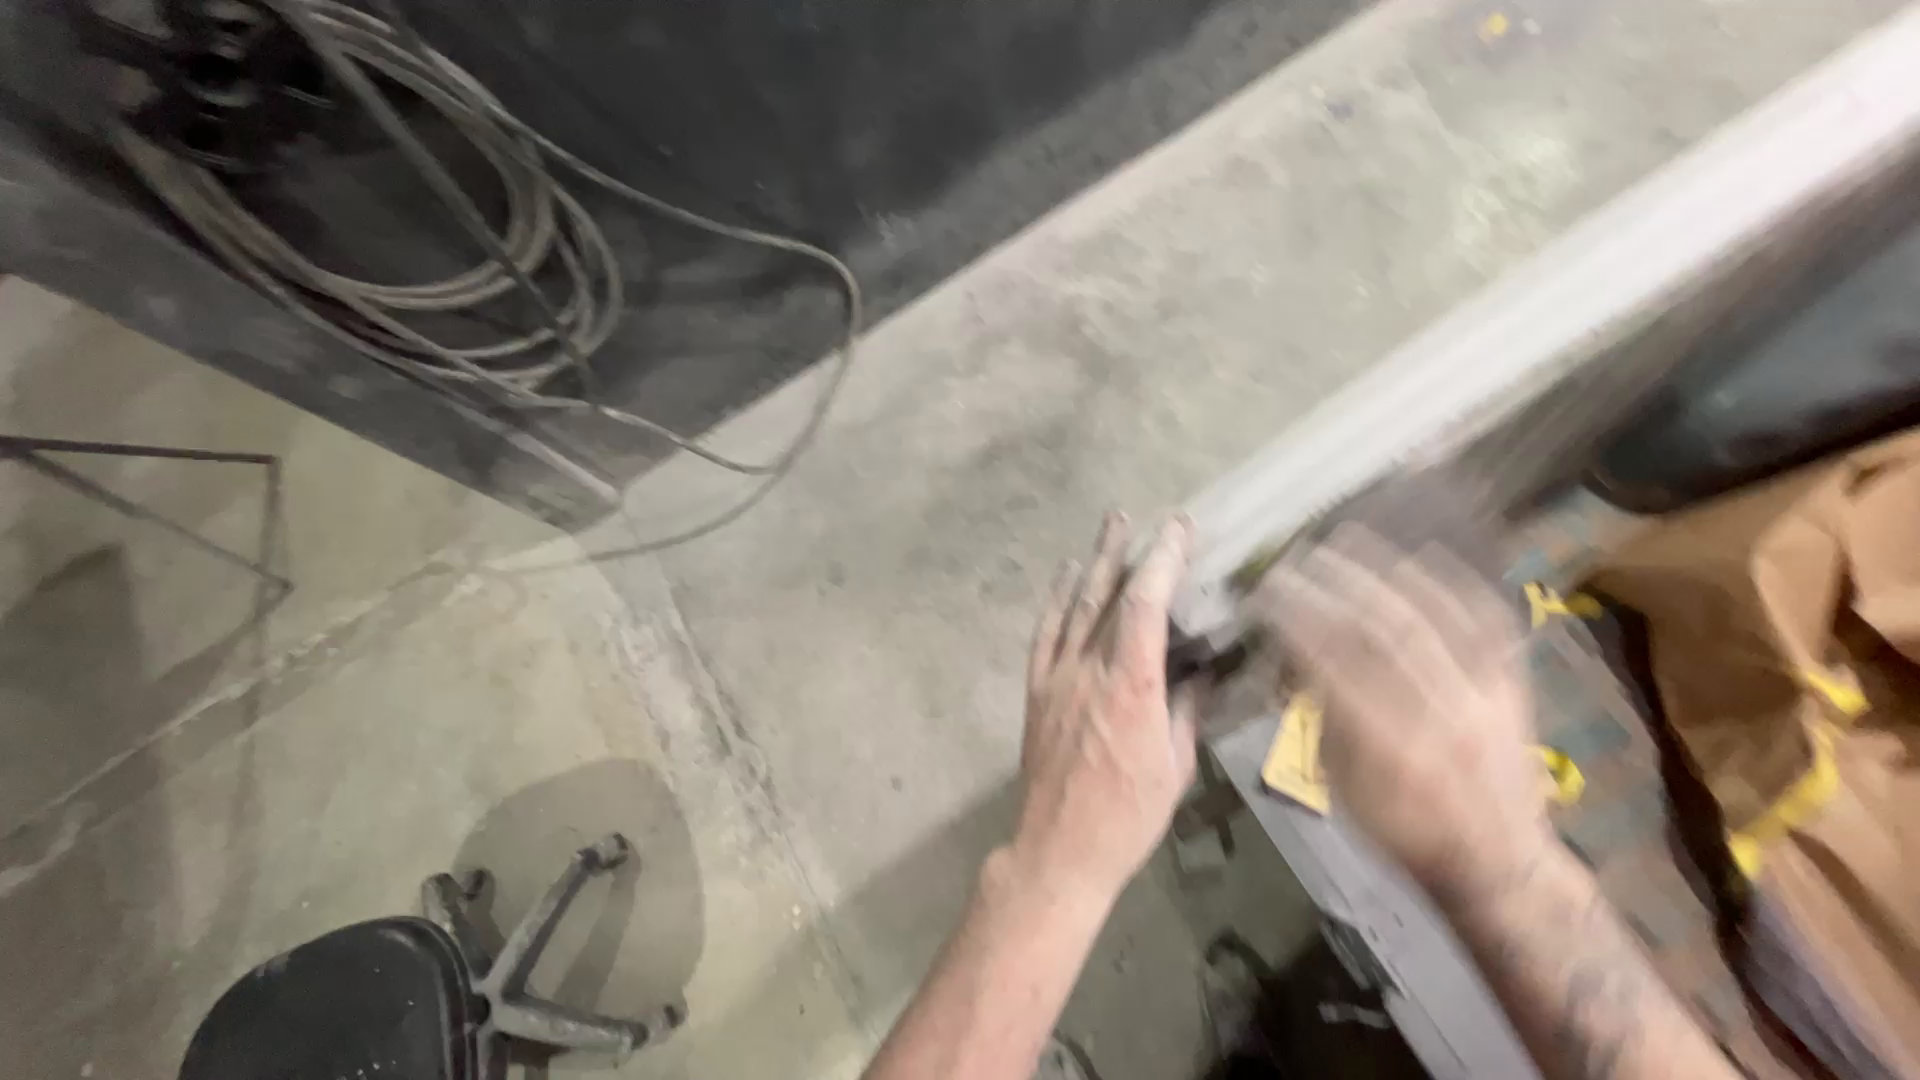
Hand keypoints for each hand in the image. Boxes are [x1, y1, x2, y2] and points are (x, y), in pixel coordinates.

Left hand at [1010, 513, 1201, 904]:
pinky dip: (1057, 601)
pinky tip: (1066, 579)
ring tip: (1106, 531)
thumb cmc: (1128, 816)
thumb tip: (1196, 674)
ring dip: (1092, 565)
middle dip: (1126, 552)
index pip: (1145, 605)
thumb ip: (1184, 712)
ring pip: (1074, 607)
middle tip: (1139, 518)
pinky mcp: (1036, 691)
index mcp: (1131, 687)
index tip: (1178, 530)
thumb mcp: (1174, 767)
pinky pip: (1045, 634)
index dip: (1162, 561)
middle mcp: (1088, 671)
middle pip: (1107, 596)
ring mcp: (1056, 678)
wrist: (1059, 848)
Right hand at [1254, 524, 1550, 900]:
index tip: (1266, 593)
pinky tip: (1420, 556)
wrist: (1500, 863)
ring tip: (1345, 539)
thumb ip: (1321, 718)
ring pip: (1431, 616)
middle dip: (1332, 584)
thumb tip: (1299, 658)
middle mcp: (1438, 711)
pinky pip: (1486, 623)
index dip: (1294, 620)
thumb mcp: (1342, 785)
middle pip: (1379, 629)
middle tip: (1298, 558)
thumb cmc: (1403, 830)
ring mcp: (1483, 695)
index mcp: (1388, 744)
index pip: (1332, 663)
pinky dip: (1451, 584)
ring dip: (1381, 571)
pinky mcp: (1512, 688)